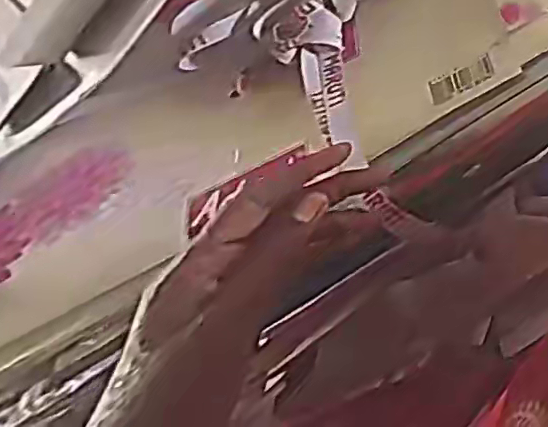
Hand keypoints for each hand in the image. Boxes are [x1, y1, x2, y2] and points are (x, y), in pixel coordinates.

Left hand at [137, 143, 386, 347]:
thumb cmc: (171, 394)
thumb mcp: (227, 321)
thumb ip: (271, 258)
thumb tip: (314, 200)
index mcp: (197, 266)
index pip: (255, 200)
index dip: (301, 171)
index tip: (344, 153)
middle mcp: (211, 271)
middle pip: (275, 215)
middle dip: (327, 191)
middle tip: (376, 179)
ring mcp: (224, 293)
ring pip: (286, 238)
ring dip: (331, 219)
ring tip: (373, 211)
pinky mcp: (238, 314)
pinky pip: (287, 264)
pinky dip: (321, 247)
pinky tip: (344, 243)